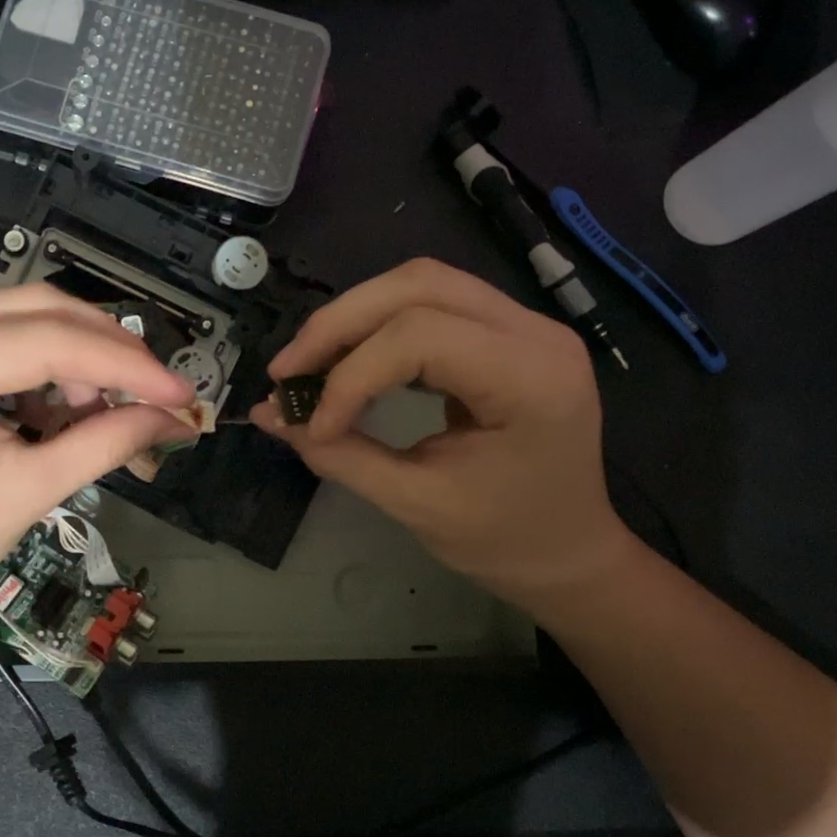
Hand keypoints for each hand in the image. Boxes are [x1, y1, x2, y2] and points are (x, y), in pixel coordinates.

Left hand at [0, 284, 192, 627]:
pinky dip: (42, 361)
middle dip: (104, 348)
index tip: (178, 391)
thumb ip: (106, 442)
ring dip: (76, 352)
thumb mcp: (30, 490)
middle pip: (36, 308)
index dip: (123, 362)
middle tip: (154, 390)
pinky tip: (62, 402)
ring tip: (102, 407)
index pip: (47, 339)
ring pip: (21, 313)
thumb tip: (175, 417)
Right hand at [251, 259, 636, 601]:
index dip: (350, 376)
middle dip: (338, 324)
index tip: (312, 428)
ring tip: (308, 365)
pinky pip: (431, 304)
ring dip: (353, 319)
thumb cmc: (502, 540)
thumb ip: (338, 455)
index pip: (420, 336)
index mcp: (531, 378)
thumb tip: (269, 415)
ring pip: (420, 283)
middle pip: (417, 285)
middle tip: (286, 372)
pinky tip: (347, 363)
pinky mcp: (506, 333)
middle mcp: (535, 333)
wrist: (568, 553)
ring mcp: (525, 326)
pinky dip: (376, 327)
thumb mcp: (414, 503)